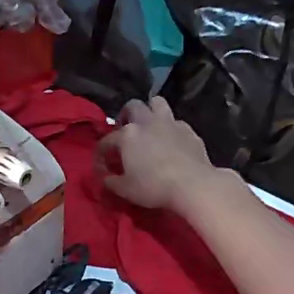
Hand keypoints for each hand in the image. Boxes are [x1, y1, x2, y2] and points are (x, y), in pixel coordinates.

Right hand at [94, 96, 226, 213]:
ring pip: (157, 103)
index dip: (101, 153)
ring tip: (149, 126)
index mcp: (128, 135)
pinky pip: (176, 122)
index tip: (102, 166)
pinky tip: (171, 142)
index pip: (107, 140)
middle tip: (125, 130)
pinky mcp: (189, 131)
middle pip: (133, 106)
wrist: (192, 184)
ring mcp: (170, 123)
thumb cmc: (153, 186)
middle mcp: (148, 122)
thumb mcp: (125, 189)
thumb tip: (106, 178)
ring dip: (150, 111)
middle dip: (126, 115)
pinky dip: (170, 129)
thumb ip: (111, 182)